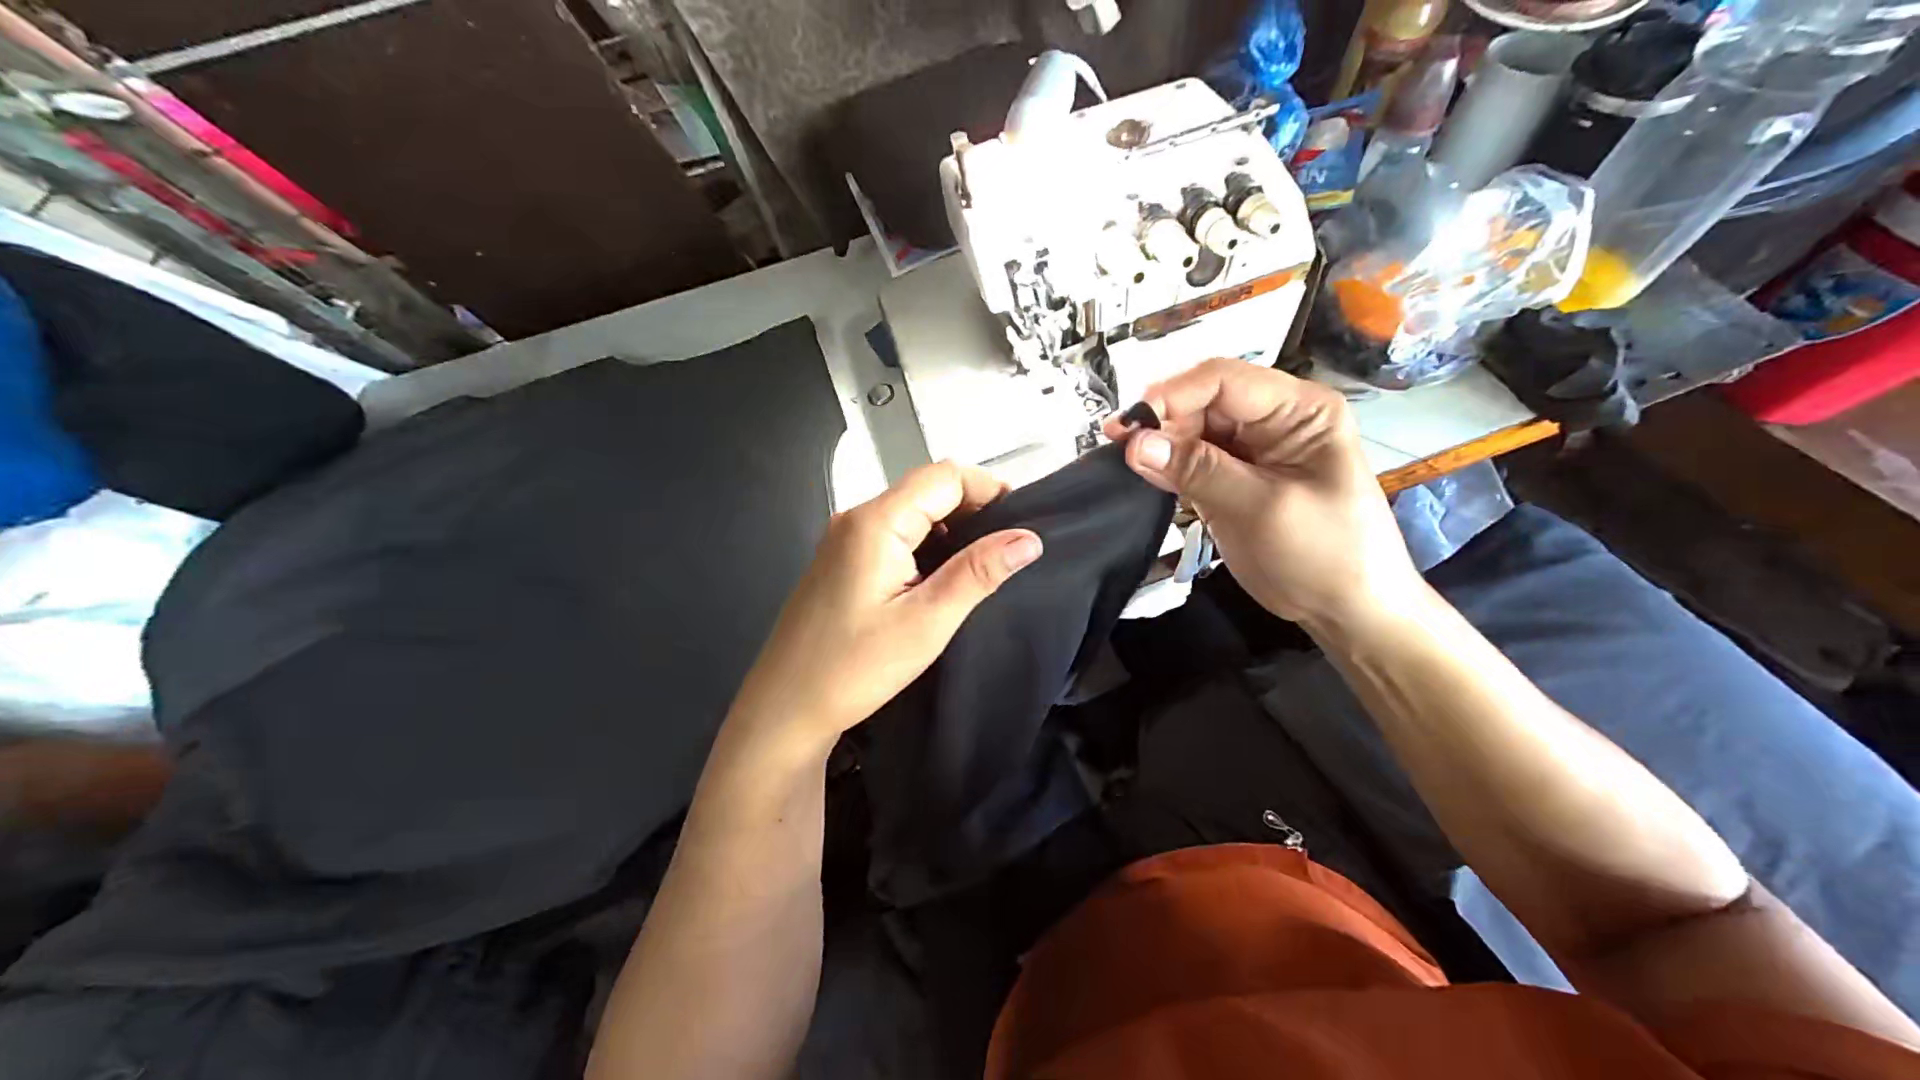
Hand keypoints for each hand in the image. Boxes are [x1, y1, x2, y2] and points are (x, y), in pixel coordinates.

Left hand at [728, 463, 1042, 746]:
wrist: (786, 706)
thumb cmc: (854, 668)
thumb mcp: (926, 622)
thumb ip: (978, 573)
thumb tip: (1028, 539)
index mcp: (875, 522)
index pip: (944, 476)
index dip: (988, 489)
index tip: (1022, 520)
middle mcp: (856, 518)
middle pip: (927, 487)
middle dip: (973, 506)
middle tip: (1008, 546)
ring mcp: (844, 538)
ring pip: (911, 510)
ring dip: (951, 525)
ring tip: (982, 563)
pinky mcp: (841, 559)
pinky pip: (893, 532)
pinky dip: (926, 542)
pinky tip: (941, 575)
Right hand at [1103, 358, 1421, 629]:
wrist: (1347, 610)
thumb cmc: (1324, 554)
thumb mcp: (1261, 508)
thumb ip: (1199, 471)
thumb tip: (1135, 443)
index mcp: (1299, 409)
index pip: (1223, 381)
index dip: (1172, 396)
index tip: (1129, 426)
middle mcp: (1272, 419)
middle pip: (1201, 402)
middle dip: (1161, 422)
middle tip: (1120, 450)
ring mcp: (1249, 450)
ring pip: (1189, 431)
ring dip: (1158, 445)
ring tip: (1126, 464)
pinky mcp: (1230, 479)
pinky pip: (1189, 461)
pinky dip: (1166, 468)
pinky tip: (1145, 477)